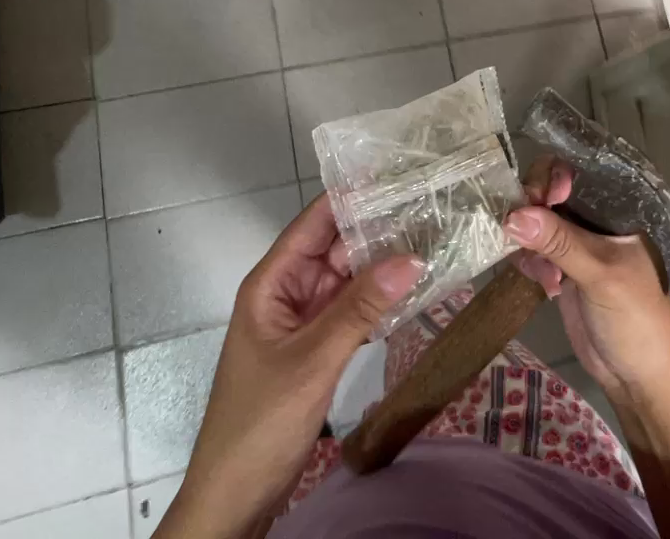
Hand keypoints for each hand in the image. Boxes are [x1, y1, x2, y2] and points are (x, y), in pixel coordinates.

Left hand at [157, 197, 424, 538]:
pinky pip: (352, 313)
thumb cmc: (261, 419)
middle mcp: (288, 293)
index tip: (395, 174)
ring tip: (433, 240)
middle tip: (432, 209)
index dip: (349, 197)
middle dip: (377, 231)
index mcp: (271, 283)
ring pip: (347, 282)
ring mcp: (303, 322)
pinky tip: (415, 291)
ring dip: (382, 267)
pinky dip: (379, 303)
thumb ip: (361, 308)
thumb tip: (412, 257)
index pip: (313, 224)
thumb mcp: (313, 359)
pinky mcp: (317, 349)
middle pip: (335, 250)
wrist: (236, 495)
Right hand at [503, 177, 669, 399]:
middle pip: (547, 191)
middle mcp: (593, 219)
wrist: (637, 376)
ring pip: (533, 221)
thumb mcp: (601, 276)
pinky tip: (543, 285)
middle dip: (532, 210)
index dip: (552, 176)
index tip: (541, 198)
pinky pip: (530, 250)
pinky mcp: (558, 267)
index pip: (577, 171)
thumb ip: (561, 243)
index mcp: (615, 209)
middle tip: (525, 236)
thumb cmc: (636, 318)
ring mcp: (574, 244)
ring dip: (528, 242)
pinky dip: (527, 261)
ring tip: (546, 275)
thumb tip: (514, 216)